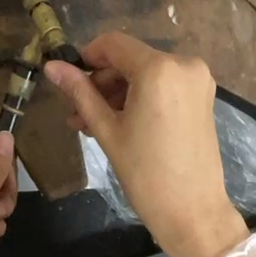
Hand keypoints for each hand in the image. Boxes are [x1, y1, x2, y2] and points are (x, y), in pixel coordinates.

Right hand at [44, 33, 247, 256]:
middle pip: (131, 59)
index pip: (114, 44)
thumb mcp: (108, 131)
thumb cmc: (146, 175)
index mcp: (159, 69)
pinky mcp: (203, 98)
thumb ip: (81, 94)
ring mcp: (198, 81)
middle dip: (103, 82)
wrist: (192, 211)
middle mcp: (183, 64)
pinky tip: (121, 124)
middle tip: (77, 113)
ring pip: (147, 75)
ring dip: (120, 93)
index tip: (69, 79)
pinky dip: (142, 99)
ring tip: (93, 125)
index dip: (87, 57)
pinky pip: (164, 88)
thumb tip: (52, 66)